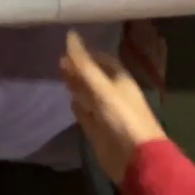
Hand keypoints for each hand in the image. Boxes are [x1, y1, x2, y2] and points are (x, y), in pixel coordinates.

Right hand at [61, 29, 166, 184]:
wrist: (135, 159)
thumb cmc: (122, 118)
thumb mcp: (103, 88)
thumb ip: (85, 65)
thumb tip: (70, 35)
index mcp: (121, 82)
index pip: (104, 62)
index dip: (88, 54)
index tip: (69, 49)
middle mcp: (114, 95)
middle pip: (95, 78)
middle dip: (79, 69)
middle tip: (59, 62)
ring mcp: (106, 114)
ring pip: (89, 96)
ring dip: (77, 86)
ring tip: (60, 76)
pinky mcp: (98, 131)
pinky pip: (86, 115)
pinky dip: (78, 107)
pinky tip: (69, 101)